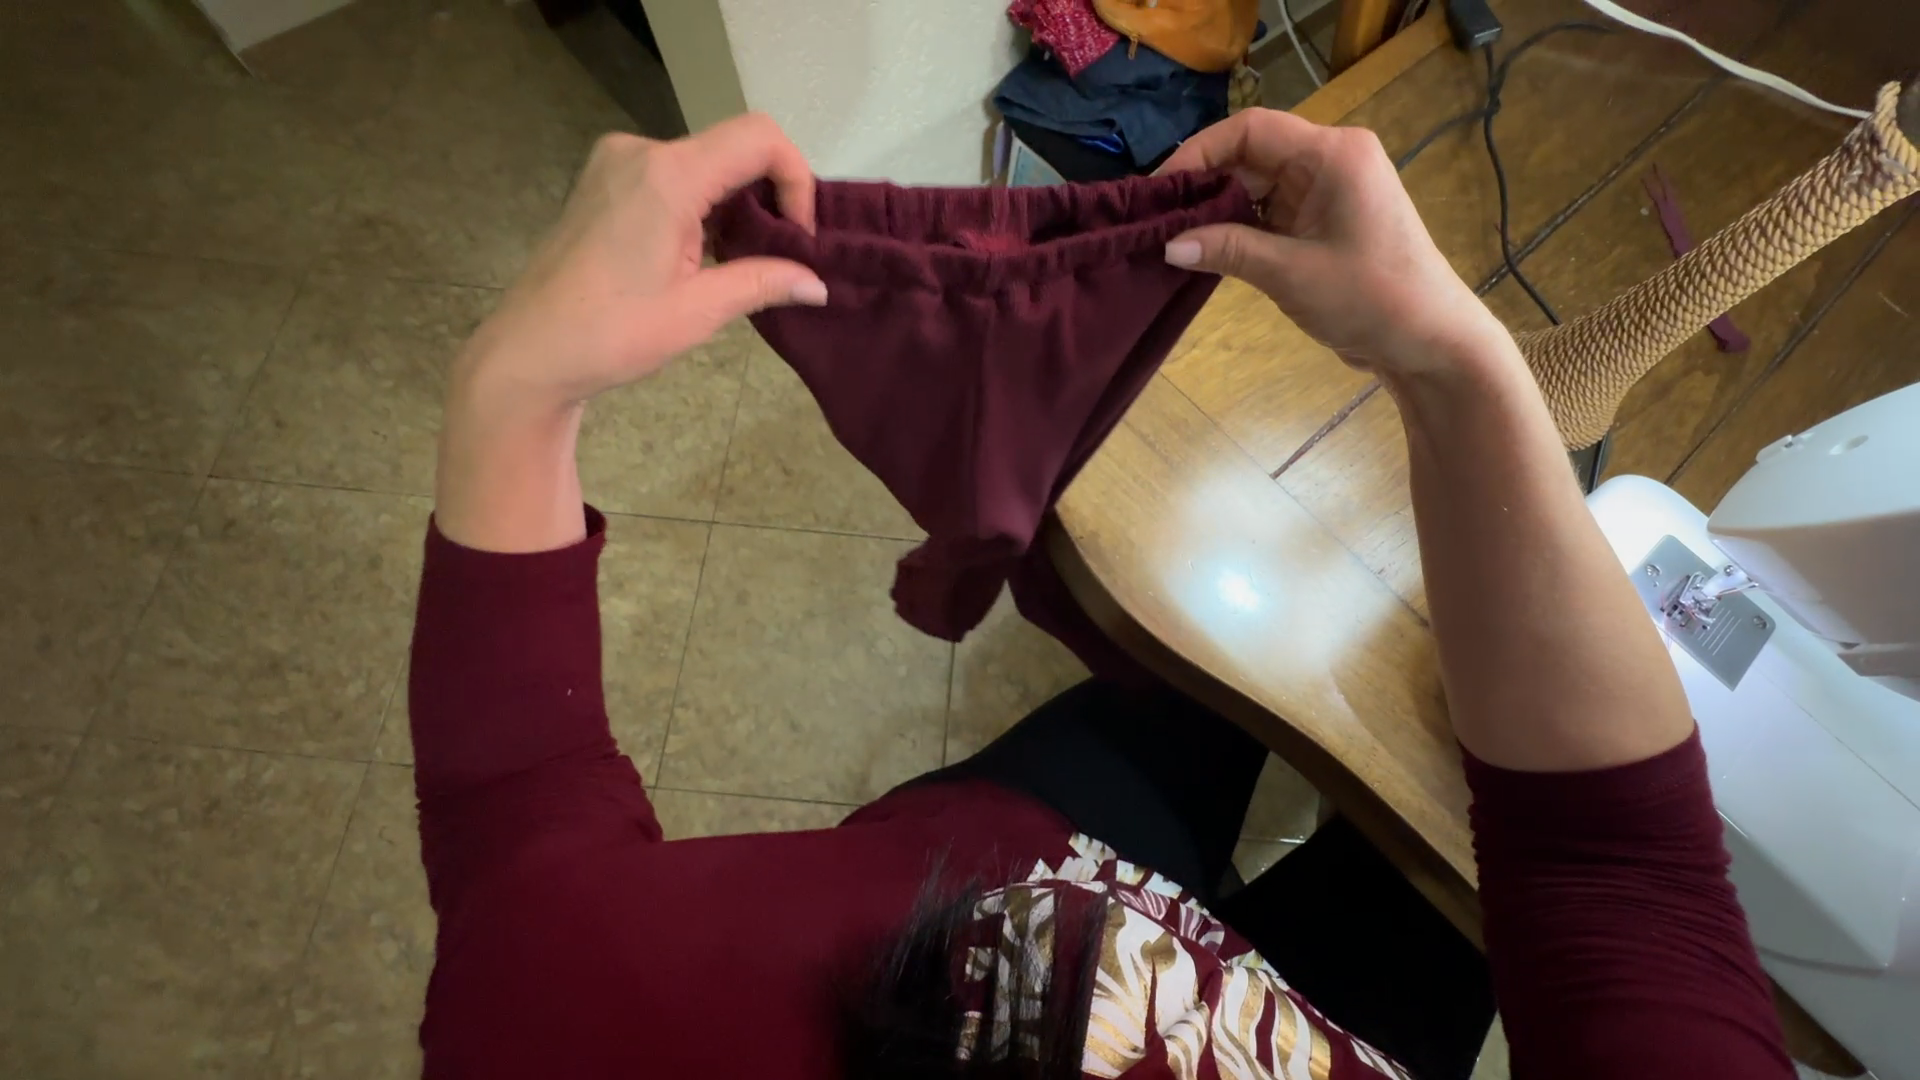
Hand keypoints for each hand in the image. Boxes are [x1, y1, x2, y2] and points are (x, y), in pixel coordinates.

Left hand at [455, 112, 826, 409]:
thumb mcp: (699, 311)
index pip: (759, 138)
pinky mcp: (607, 181)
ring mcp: (619, 163)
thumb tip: (819, 286)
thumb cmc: (614, 334)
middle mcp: (641, 152)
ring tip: (748, 262)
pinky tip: (709, 254)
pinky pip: (677, 178)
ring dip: (739, 206)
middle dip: (771, 197)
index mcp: (667, 175)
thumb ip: (764, 284)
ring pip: (707, 164)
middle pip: (734, 148)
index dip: (796, 179)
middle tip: (783, 256)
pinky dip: (707, 207)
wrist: (533, 350)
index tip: (799, 236)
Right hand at [1159, 109, 1509, 379]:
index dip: (1199, 153)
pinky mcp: (1321, 222)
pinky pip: (1268, 214)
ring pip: (1255, 187)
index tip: (1158, 190)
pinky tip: (1204, 251)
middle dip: (1202, 185)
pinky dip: (1236, 230)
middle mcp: (1329, 161)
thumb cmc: (1368, 297)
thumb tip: (1168, 245)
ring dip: (1216, 211)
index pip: (1251, 130)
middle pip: (1250, 156)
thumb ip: (1228, 251)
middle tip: (1156, 221)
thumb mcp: (1290, 273)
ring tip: (1171, 238)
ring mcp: (1326, 192)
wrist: (1427, 339)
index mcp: (1332, 154)